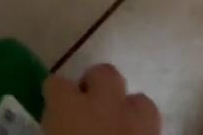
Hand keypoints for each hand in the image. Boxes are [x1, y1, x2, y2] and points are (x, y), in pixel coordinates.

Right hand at [43, 66, 160, 134]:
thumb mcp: (51, 133)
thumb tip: (52, 124)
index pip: (56, 83)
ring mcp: (137, 125)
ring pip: (140, 102)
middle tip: (86, 107)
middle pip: (104, 74)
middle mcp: (104, 107)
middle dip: (97, 84)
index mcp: (68, 107)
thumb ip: (50, 126)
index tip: (50, 103)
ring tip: (116, 125)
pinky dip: (142, 133)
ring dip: (128, 110)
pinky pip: (152, 131)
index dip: (54, 93)